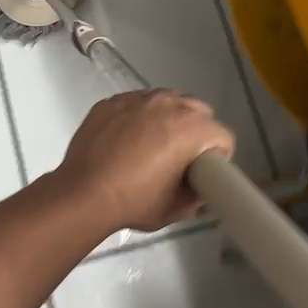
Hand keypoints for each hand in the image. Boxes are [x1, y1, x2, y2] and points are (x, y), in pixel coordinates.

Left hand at [52, 89, 235, 232]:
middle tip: (183, 155)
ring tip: (155, 143)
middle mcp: (168, 104)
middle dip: (197, 130)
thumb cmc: (135, 201)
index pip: (223, 135)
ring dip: (169, 117)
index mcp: (191, 128)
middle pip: (198, 110)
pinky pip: (137, 102)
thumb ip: (195, 197)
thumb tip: (197, 192)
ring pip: (166, 100)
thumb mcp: (175, 208)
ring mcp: (137, 98)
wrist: (84, 191)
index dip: (219, 155)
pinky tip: (127, 137)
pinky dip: (140, 115)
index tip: (206, 171)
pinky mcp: (112, 101)